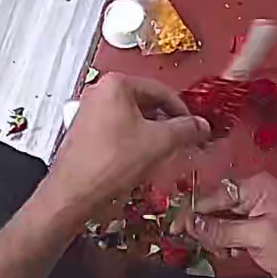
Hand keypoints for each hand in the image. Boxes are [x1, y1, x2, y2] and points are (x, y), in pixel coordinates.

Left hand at [41, 73, 209, 216]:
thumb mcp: (159, 143)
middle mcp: (100, 91)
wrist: (74, 193)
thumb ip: (186, 129)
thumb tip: (202, 125)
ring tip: (163, 151)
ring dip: (152, 132)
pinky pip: (118, 128)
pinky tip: (141, 158)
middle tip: (182, 140)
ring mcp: (89, 110)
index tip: (194, 127)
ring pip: (133, 116)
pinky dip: (134, 139)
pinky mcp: (85, 130)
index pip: (161, 91)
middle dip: (167, 122)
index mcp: (116, 84)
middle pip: (146, 102)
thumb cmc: (111, 162)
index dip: (183, 111)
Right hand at [182, 173, 276, 277]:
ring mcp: (253, 213)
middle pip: (216, 204)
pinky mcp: (252, 231)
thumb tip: (191, 224)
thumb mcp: (257, 236)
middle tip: (186, 238)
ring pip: (219, 219)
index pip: (217, 193)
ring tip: (221, 250)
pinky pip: (227, 231)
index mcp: (258, 187)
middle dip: (203, 223)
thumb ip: (222, 229)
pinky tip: (229, 254)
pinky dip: (222, 243)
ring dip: (213, 236)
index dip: (195, 208)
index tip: (175, 223)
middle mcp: (254, 195)